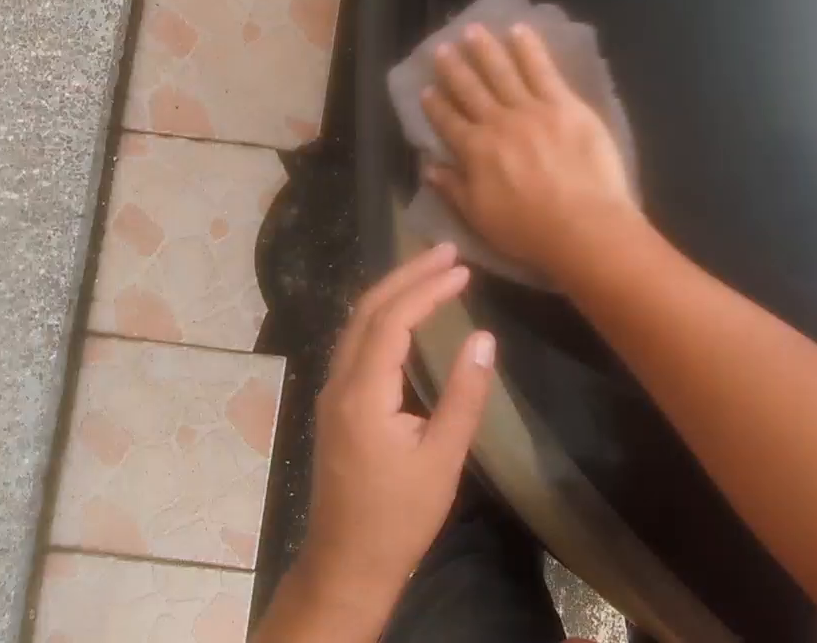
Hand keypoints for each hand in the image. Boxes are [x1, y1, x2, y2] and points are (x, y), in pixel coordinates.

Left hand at [292, 243, 496, 631]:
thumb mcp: (442, 458)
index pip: (392, 319)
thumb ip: (463, 395)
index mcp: (362, 392)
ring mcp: (331, 392)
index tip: (462, 268)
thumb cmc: (399, 516)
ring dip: (393, 291)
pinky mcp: (335, 404)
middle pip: (368, 310)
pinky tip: (405, 314)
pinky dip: (383, 315)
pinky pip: (356, 341)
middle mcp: (338, 382)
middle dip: (407, 274)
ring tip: (431, 270)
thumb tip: (484, 337)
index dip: (427, 288)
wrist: (345, 565)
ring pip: (357, 323)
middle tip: (446, 251)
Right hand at [420, 23, 642, 279]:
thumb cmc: (529, 230)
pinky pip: (543, 70)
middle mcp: (498, 122)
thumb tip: (429, 167)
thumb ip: (453, 189)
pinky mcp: (565, 104)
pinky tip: (519, 31)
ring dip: (486, 49)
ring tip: (473, 30)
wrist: (583, 224)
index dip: (435, 105)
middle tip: (442, 48)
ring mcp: (532, 109)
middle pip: (472, 89)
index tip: (426, 89)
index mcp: (475, 151)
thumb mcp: (480, 217)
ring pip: (503, 71)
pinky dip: (529, 48)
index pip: (448, 122)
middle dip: (455, 68)